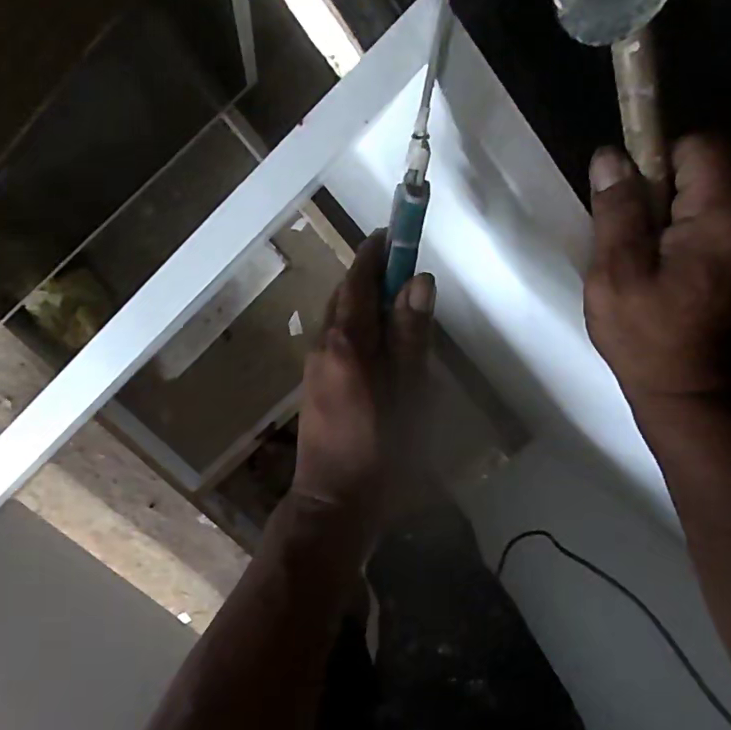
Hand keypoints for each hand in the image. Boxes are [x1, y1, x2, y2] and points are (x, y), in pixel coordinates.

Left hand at [292, 231, 435, 533]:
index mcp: (346, 344)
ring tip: (394, 293)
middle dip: (368, 274)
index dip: (375, 254)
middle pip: (343, 297)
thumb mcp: (411, 392)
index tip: (392, 230)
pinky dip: (355, 324)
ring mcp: (313, 367)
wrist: (334, 500)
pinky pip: (334, 340)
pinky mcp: (314, 386)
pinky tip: (378, 336)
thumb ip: (412, 336)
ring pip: (336, 319)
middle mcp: (322, 347)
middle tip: (400, 259)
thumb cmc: (384, 452)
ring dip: (360, 299)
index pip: (358, 283)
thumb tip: (417, 281)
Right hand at [584, 135, 730, 408]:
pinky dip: (674, 232)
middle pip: (704, 169)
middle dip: (656, 186)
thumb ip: (618, 211)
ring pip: (702, 198)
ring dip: (662, 212)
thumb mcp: (616, 271)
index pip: (700, 146)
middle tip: (620, 230)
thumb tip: (611, 157)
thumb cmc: (645, 333)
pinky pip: (705, 224)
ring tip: (631, 254)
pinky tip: (651, 268)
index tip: (621, 186)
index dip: (656, 153)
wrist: (687, 389)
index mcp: (722, 215)